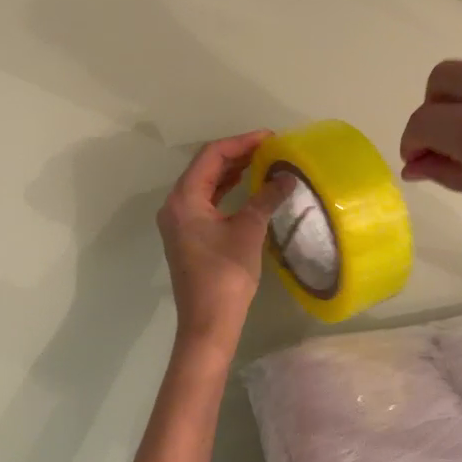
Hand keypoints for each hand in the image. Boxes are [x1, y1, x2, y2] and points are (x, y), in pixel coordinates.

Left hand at [158, 131, 293, 350]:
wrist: (208, 322)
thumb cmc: (226, 275)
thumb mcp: (249, 232)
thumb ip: (266, 199)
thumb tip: (287, 178)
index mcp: (184, 199)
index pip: (211, 156)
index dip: (241, 143)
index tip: (270, 138)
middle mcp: (175, 205)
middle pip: (205, 168)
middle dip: (237, 155)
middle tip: (270, 149)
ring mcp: (179, 222)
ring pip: (205, 186)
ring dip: (232, 173)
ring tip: (263, 163)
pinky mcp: (188, 237)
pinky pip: (206, 203)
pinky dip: (226, 192)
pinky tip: (248, 189)